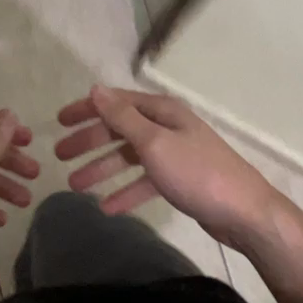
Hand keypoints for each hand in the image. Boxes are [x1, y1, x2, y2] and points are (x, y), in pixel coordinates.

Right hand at [55, 86, 289, 251]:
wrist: (244, 213)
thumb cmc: (197, 173)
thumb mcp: (154, 143)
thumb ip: (123, 118)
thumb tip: (96, 89)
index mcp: (162, 111)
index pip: (116, 102)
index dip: (87, 110)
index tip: (59, 121)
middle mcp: (167, 127)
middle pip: (120, 129)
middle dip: (89, 142)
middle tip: (59, 156)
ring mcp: (174, 154)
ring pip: (129, 158)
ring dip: (102, 169)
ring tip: (74, 186)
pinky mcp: (179, 181)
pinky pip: (144, 182)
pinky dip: (125, 192)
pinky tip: (106, 208)